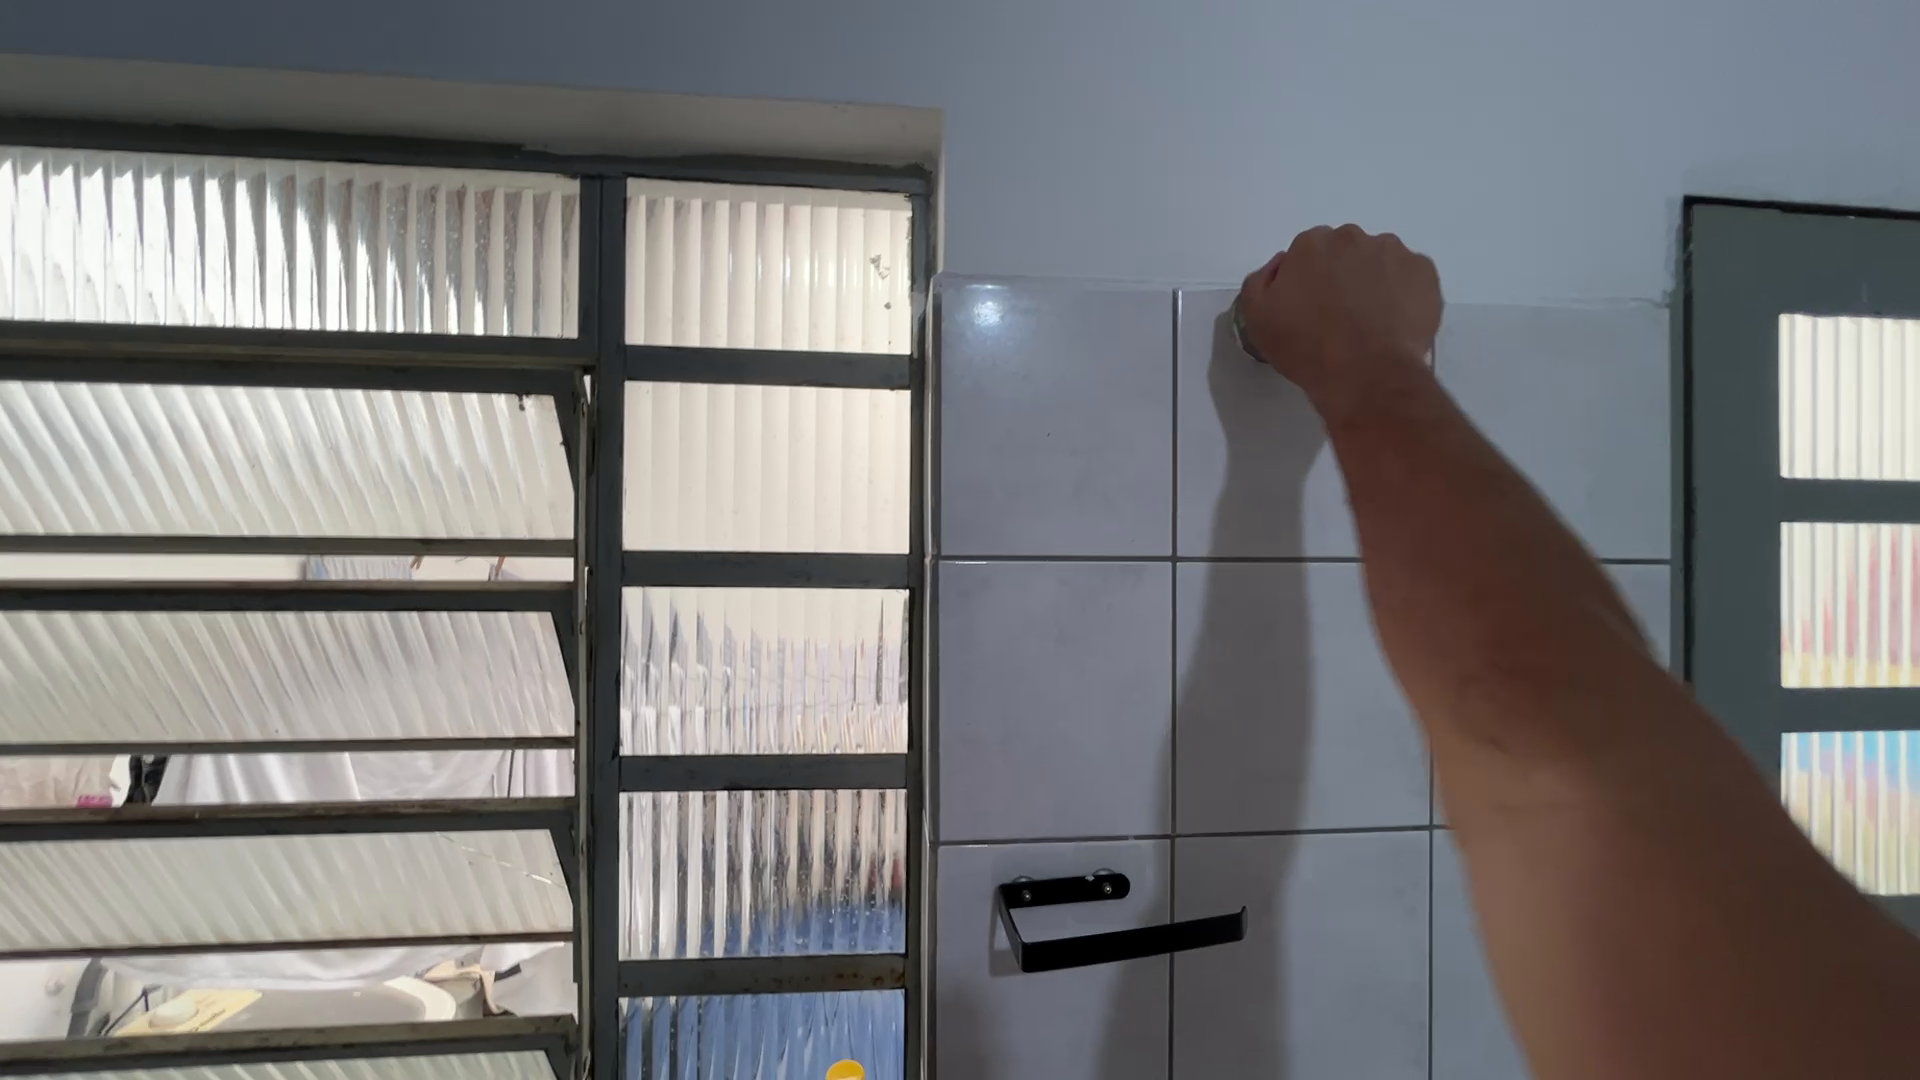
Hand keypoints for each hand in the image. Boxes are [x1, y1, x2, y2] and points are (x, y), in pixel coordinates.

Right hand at [1238, 225, 1442, 420]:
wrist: (1363, 373)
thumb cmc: (1304, 346)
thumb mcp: (1256, 318)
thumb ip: (1259, 282)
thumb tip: (1279, 267)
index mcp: (1311, 245)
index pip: (1305, 253)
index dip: (1304, 280)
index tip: (1305, 307)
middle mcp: (1353, 237)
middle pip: (1343, 251)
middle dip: (1338, 275)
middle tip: (1334, 315)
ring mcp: (1394, 252)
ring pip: (1377, 261)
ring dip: (1370, 282)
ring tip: (1365, 322)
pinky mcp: (1424, 272)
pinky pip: (1407, 277)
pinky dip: (1399, 293)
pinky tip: (1389, 323)